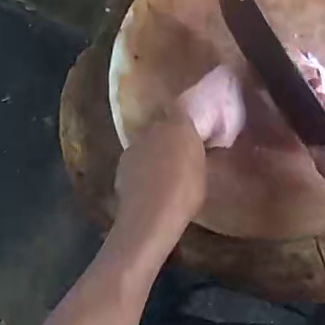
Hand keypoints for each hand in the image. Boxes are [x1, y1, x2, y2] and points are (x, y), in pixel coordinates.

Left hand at [112, 114, 206, 253]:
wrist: (150, 215)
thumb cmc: (186, 193)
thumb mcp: (202, 172)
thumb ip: (195, 154)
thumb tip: (192, 150)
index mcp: (179, 127)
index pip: (179, 110)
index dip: (183, 118)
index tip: (189, 129)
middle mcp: (153, 130)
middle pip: (161, 127)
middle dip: (168, 137)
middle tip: (178, 154)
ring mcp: (134, 146)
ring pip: (146, 144)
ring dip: (153, 153)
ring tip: (162, 173)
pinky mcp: (121, 164)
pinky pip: (136, 161)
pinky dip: (141, 168)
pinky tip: (147, 185)